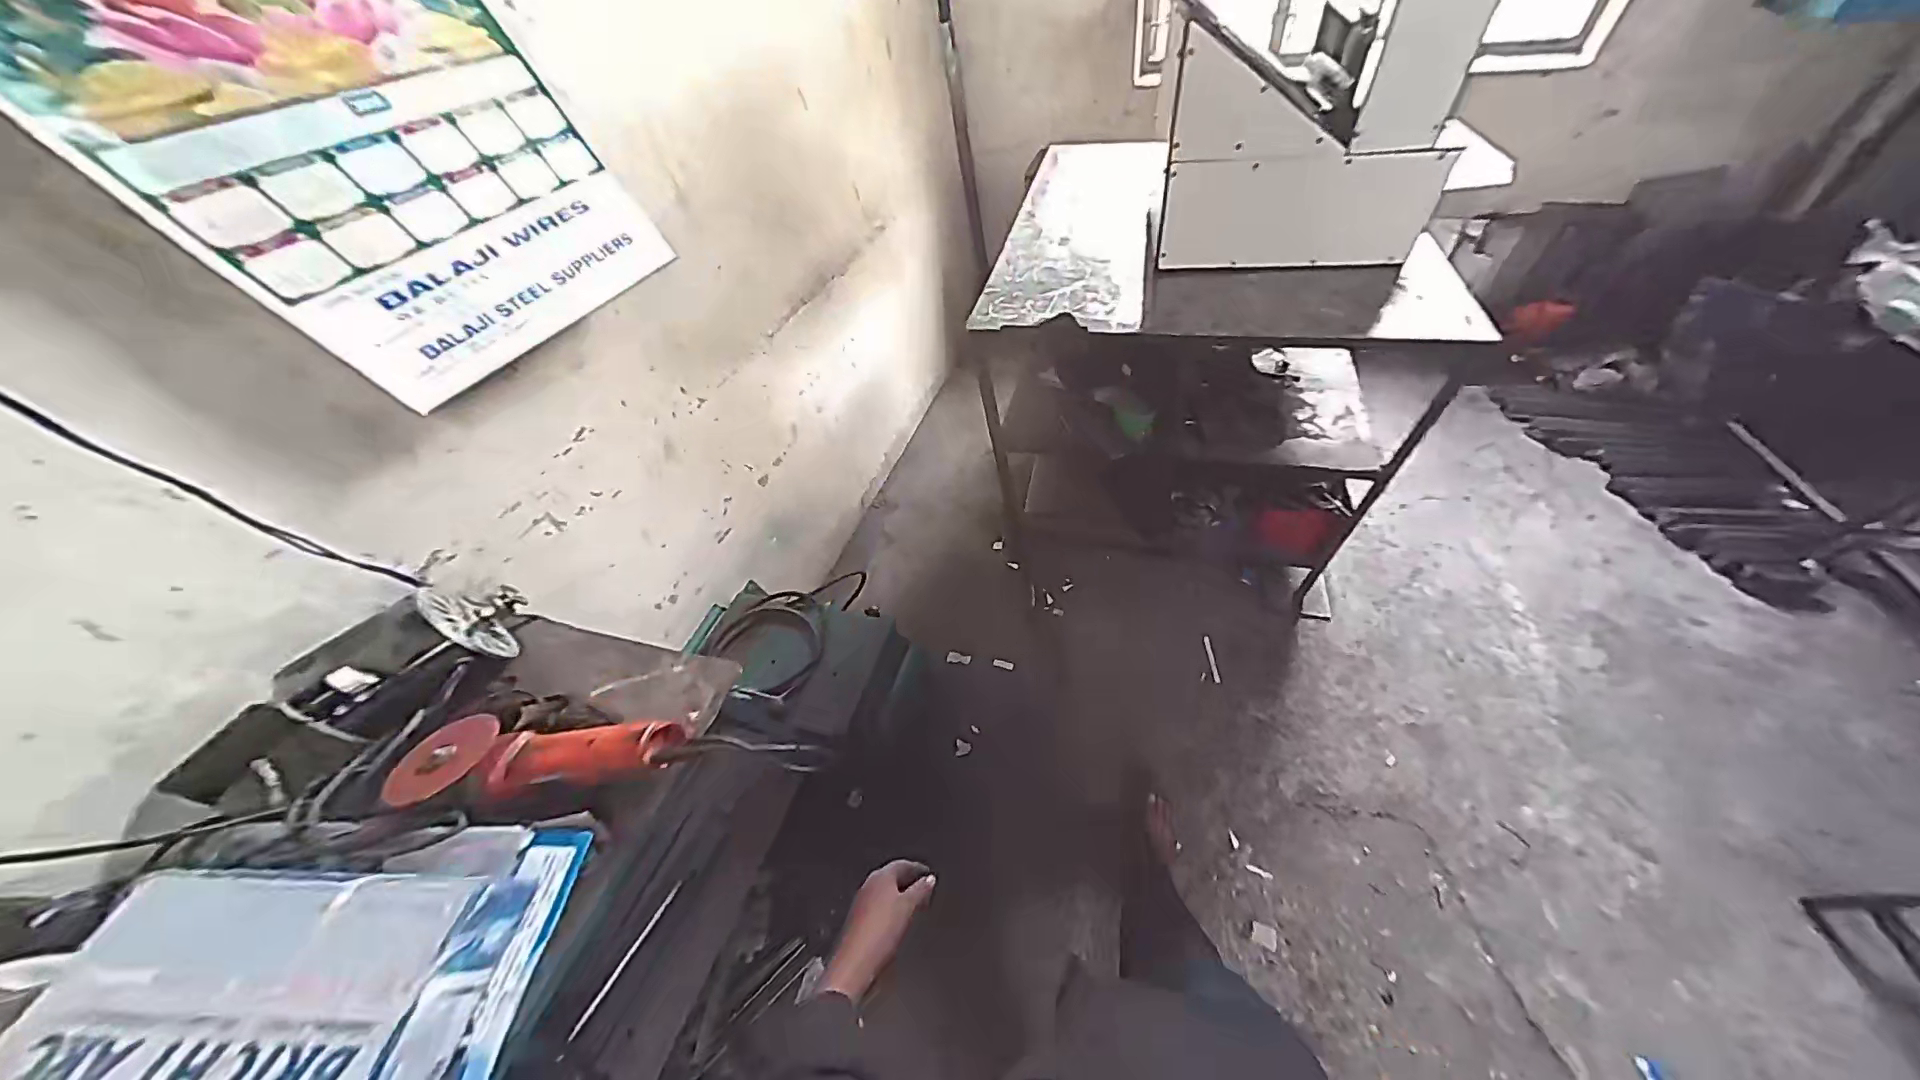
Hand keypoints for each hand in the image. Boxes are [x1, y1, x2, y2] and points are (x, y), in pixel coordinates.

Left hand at [820, 860, 935, 1001]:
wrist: (855, 964)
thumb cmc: (880, 933)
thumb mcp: (908, 907)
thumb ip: (920, 890)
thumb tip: (929, 879)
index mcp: (881, 877)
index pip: (902, 865)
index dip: (917, 868)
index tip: (928, 873)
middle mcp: (869, 886)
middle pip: (892, 877)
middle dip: (909, 881)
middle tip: (924, 888)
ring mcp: (861, 903)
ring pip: (885, 893)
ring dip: (900, 896)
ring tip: (915, 904)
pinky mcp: (858, 921)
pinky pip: (878, 907)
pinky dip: (891, 908)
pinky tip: (898, 920)